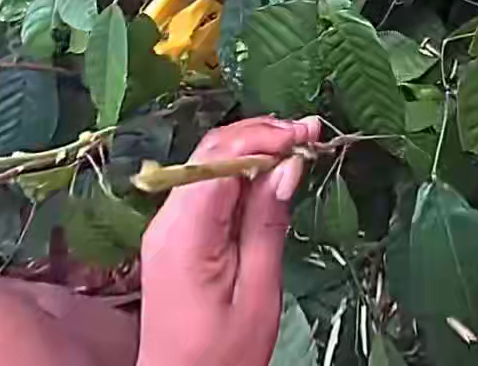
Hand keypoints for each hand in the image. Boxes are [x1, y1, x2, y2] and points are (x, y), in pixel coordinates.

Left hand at [135, 115, 321, 365]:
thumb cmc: (223, 357)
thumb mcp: (257, 294)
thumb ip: (268, 221)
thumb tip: (290, 163)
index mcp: (184, 233)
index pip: (221, 159)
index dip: (266, 136)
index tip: (307, 133)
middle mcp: (168, 218)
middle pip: (213, 151)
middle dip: (263, 134)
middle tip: (308, 133)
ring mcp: (169, 222)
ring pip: (212, 160)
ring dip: (255, 146)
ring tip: (298, 143)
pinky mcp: (177, 230)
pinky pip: (210, 182)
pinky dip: (243, 167)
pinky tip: (272, 168)